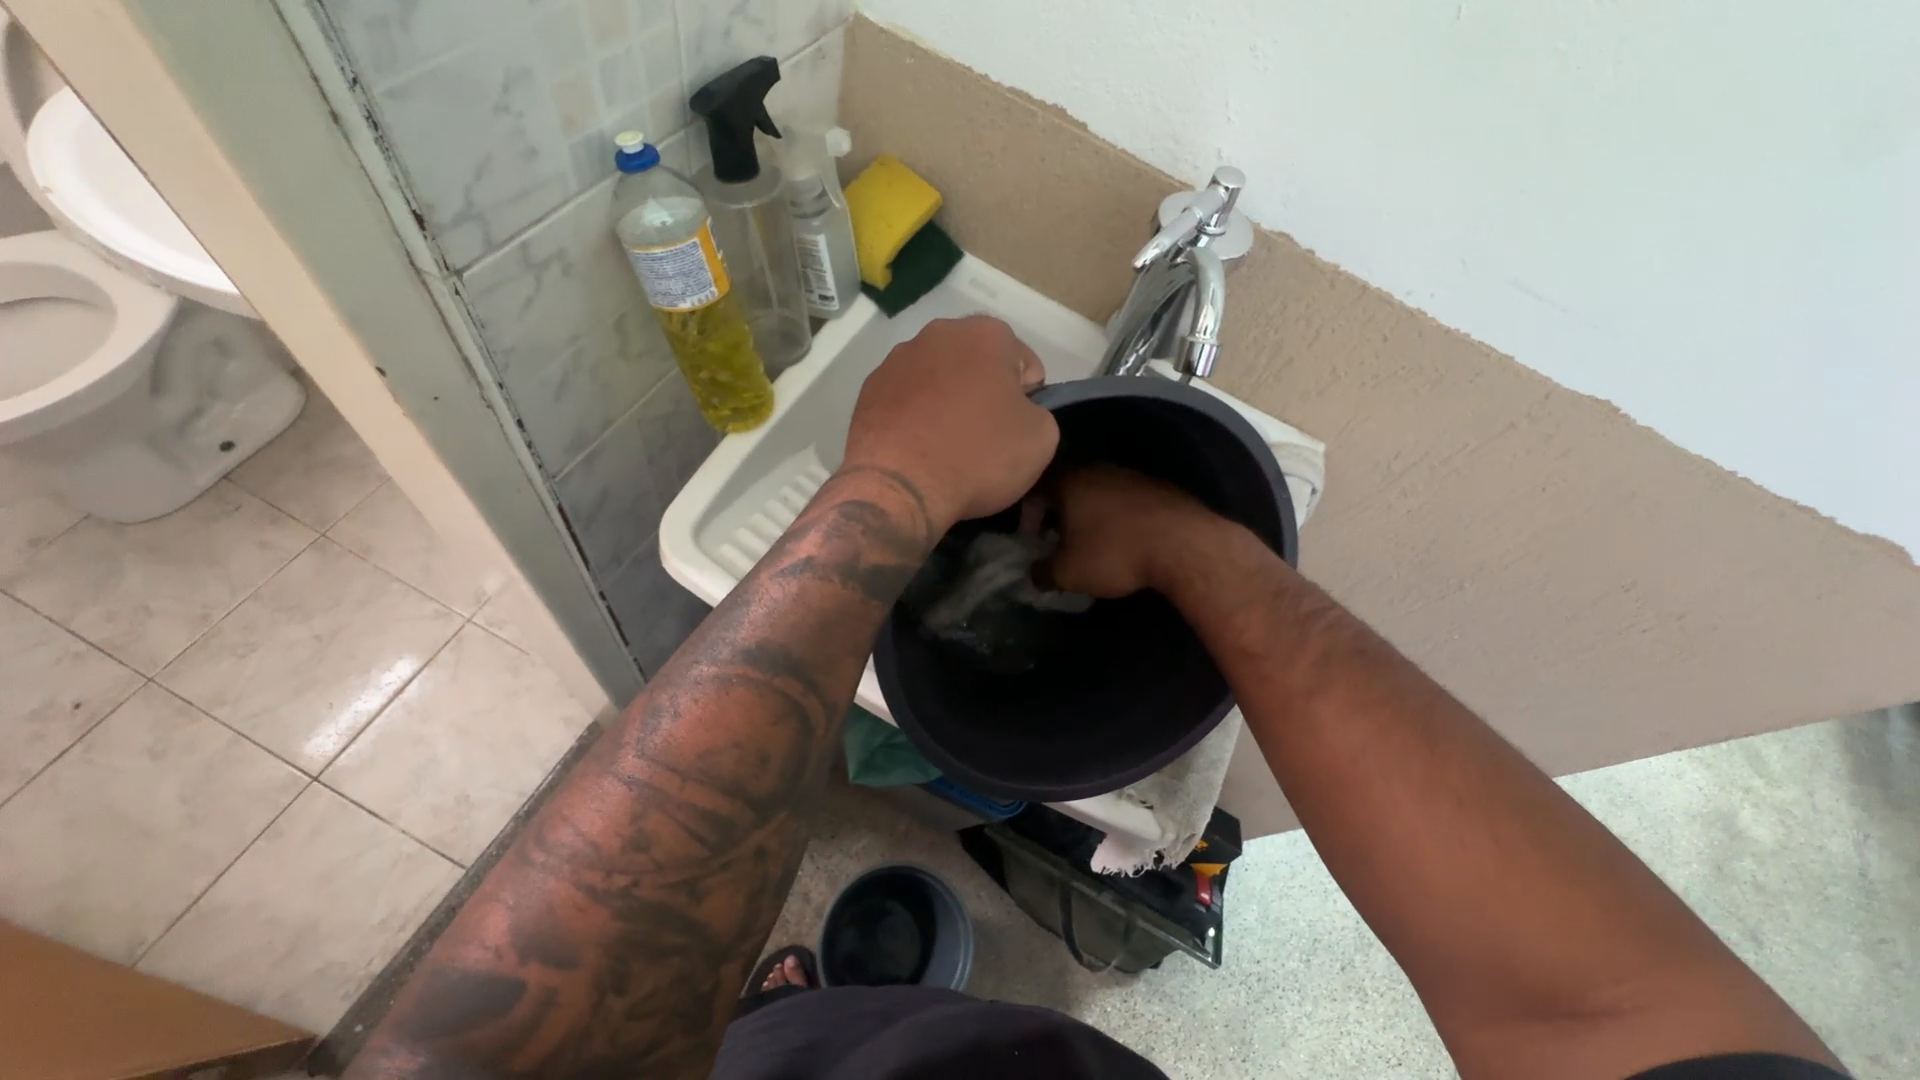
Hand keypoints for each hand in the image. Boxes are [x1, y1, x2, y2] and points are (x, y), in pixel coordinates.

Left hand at [842, 317, 1058, 528]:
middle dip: (984, 393)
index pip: (1025, 366)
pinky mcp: (869, 388)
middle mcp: (939, 333)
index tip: (1015, 430)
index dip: (1027, 400)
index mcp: (988, 334)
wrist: (898, 488)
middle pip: (978, 365)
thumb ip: (1039, 412)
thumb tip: (1017, 411)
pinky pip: (906, 398)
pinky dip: (915, 415)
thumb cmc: (978, 456)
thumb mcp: (1041, 439)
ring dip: (947, 401)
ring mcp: (898, 358)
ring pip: (939, 378)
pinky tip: (917, 446)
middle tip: (983, 437)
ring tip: (946, 445)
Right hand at [1047, 464, 1220, 598]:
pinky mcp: (1157, 487)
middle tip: (1055, 539)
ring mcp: (1130, 475)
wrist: (1185, 546)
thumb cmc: (1115, 554)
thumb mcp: (1068, 573)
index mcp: (1069, 480)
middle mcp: (1097, 469)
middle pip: (1066, 486)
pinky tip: (1122, 539)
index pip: (1035, 487)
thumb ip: (1042, 572)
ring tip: (1089, 542)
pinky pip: (1123, 499)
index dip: (1027, 513)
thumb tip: (1033, 575)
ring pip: (1096, 490)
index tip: (1031, 538)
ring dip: (1087, 513)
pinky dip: (1114, 516)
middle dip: (1057, 512)